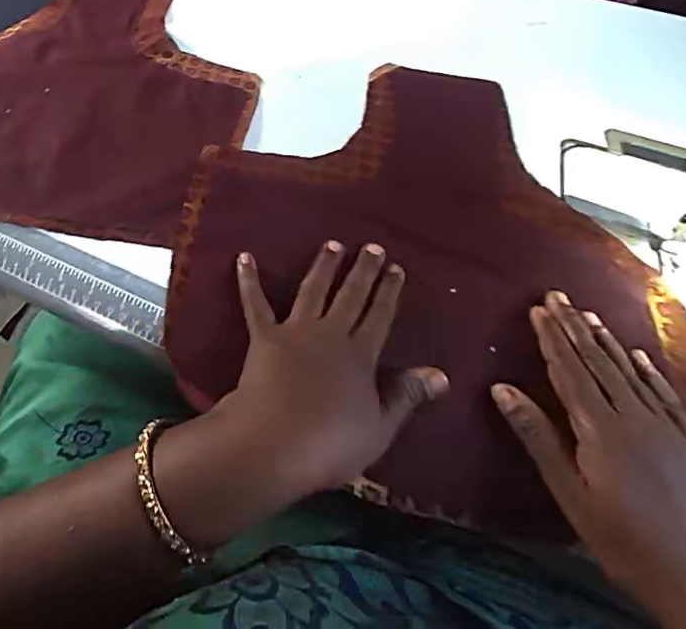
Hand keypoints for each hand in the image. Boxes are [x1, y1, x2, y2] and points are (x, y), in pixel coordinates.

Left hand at [212, 241, 449, 500]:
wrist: (276, 441)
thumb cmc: (331, 442)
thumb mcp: (380, 426)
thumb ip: (407, 395)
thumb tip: (440, 374)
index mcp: (360, 355)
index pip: (380, 316)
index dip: (389, 291)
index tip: (395, 268)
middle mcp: (330, 334)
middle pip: (351, 295)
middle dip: (363, 269)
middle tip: (372, 246)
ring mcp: (296, 331)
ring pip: (313, 290)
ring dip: (323, 266)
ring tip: (332, 244)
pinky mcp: (265, 336)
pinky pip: (255, 303)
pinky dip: (249, 279)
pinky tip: (244, 257)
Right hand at [491, 292, 685, 628]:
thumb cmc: (634, 549)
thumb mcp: (573, 497)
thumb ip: (539, 439)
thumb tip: (503, 389)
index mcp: (604, 430)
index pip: (570, 371)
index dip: (552, 338)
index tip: (537, 309)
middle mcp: (638, 421)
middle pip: (600, 365)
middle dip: (575, 329)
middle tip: (558, 297)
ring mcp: (670, 434)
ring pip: (632, 376)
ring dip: (607, 343)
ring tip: (589, 316)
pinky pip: (667, 400)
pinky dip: (650, 374)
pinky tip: (641, 359)